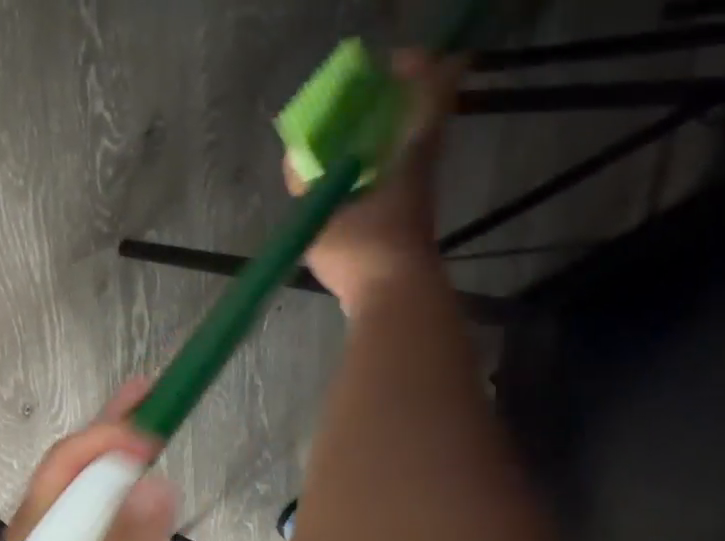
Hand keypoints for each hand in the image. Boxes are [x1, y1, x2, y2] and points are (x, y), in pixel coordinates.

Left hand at [0, 377, 178, 540]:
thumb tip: (156, 483)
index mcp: (42, 522)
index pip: (72, 459)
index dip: (109, 432)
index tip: (152, 414)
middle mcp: (42, 524)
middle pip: (76, 465)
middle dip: (112, 429)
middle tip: (152, 393)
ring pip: (81, 490)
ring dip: (113, 459)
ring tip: (151, 436)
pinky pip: (87, 518)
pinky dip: (113, 496)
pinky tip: (133, 502)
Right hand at [290, 50, 461, 312]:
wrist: (394, 293)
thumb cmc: (364, 247)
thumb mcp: (324, 213)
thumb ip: (309, 183)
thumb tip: (295, 158)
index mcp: (409, 153)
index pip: (429, 93)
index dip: (417, 70)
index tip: (391, 62)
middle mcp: (420, 165)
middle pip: (418, 119)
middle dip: (393, 104)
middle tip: (360, 101)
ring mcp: (415, 194)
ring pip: (404, 149)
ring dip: (380, 138)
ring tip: (344, 138)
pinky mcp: (404, 218)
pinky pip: (391, 175)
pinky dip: (372, 166)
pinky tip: (345, 177)